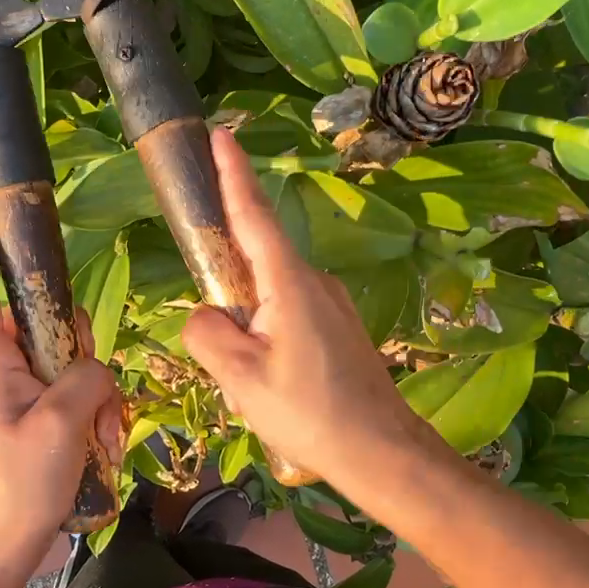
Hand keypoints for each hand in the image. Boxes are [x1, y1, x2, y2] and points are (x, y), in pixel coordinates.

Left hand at [0, 205, 122, 580]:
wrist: (11, 537)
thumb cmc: (22, 481)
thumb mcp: (60, 424)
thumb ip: (84, 377)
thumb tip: (94, 365)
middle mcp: (10, 367)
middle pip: (50, 323)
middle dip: (83, 352)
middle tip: (96, 399)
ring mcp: (30, 390)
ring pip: (76, 359)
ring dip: (99, 394)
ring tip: (101, 437)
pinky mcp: (47, 410)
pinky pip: (82, 390)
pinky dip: (99, 412)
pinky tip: (103, 447)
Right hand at [182, 128, 438, 492]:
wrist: (382, 452)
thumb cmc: (309, 413)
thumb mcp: (240, 378)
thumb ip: (206, 333)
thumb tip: (206, 315)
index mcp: (289, 283)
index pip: (254, 216)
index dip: (233, 174)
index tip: (220, 135)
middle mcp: (314, 281)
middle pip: (255, 262)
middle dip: (227, 290)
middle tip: (224, 350)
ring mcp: (331, 305)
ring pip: (269, 299)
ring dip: (247, 328)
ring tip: (253, 388)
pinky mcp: (339, 329)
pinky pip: (288, 317)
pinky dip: (267, 339)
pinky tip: (274, 388)